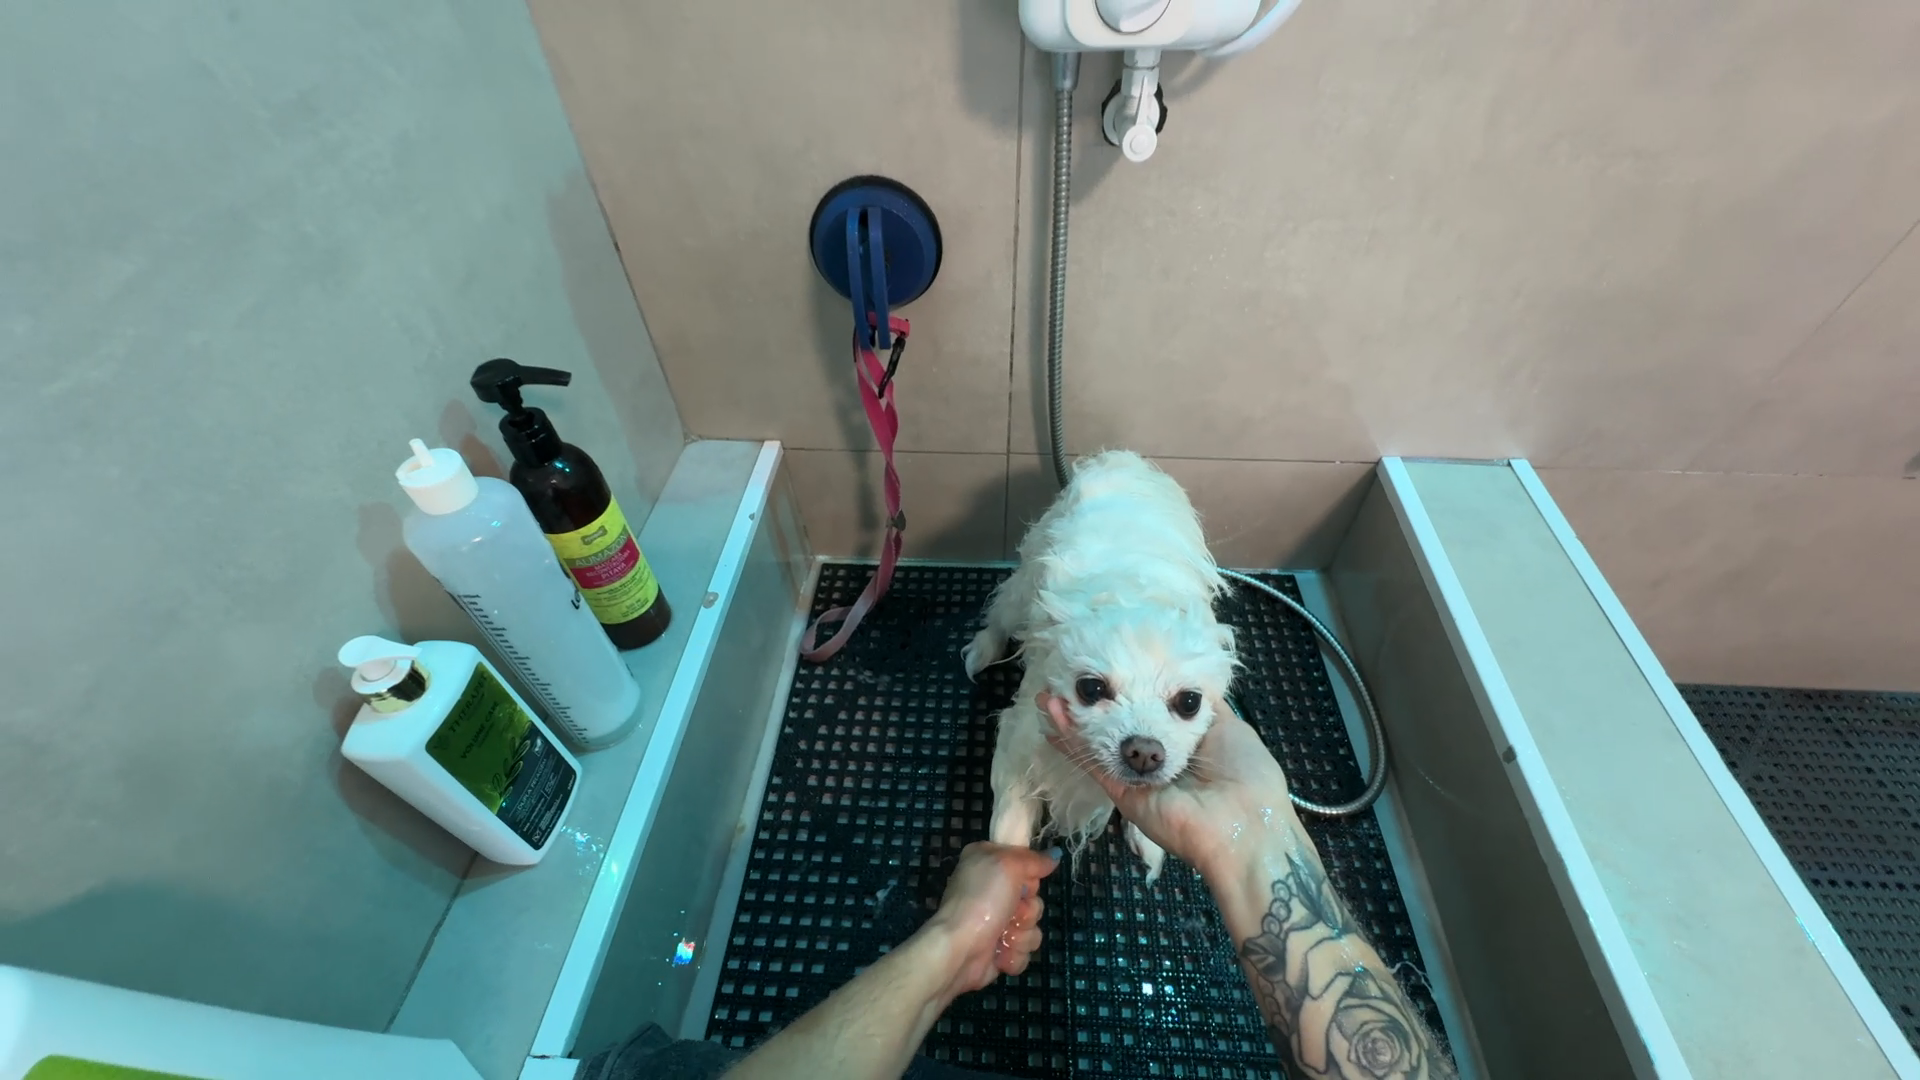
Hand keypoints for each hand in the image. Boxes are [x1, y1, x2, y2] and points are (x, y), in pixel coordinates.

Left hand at [917, 842, 1058, 998]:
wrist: (961, 947)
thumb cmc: (982, 898)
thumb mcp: (1008, 864)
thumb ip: (1033, 859)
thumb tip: (1055, 855)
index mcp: (987, 862)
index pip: (1025, 864)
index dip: (1029, 877)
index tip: (1025, 882)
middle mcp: (992, 890)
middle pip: (1033, 899)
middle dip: (1028, 911)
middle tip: (1014, 912)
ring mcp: (996, 921)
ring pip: (1032, 927)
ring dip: (1022, 934)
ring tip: (1004, 936)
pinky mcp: (1000, 949)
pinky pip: (1024, 950)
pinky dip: (1014, 953)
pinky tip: (1000, 953)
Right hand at [1039, 692, 1303, 885]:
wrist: (1246, 828)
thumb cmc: (1246, 774)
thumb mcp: (1230, 726)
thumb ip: (1201, 703)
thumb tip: (1186, 675)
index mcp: (1181, 740)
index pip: (1146, 707)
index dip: (1126, 685)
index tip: (1107, 664)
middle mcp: (1155, 755)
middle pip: (1116, 723)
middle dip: (1091, 702)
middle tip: (1067, 677)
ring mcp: (1136, 774)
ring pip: (1096, 742)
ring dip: (1070, 718)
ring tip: (1046, 694)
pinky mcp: (1122, 792)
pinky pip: (1092, 763)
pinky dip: (1070, 741)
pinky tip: (1051, 717)